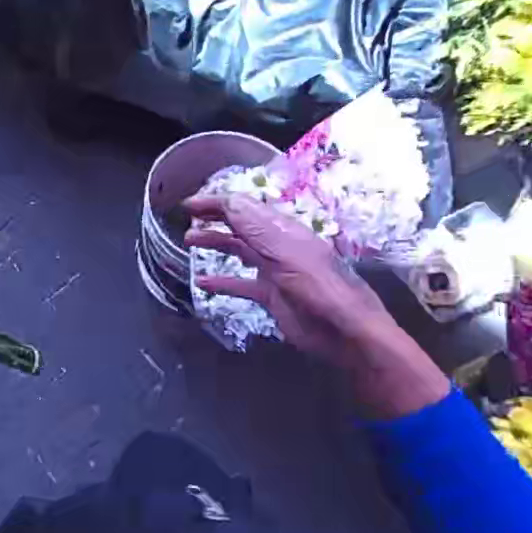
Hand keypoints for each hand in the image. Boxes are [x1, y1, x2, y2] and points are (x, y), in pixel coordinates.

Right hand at [183, 194, 448, 417]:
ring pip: (239, 250)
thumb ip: (256, 228)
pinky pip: (242, 284)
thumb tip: (227, 200)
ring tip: (189, 242)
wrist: (345, 332)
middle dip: (214, 219)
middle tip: (185, 221)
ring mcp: (275, 271)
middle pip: (241, 225)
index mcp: (284, 230)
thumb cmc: (319, 289)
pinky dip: (222, 281)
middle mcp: (278, 245)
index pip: (245, 207)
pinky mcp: (272, 296)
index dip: (217, 203)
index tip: (188, 205)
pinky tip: (202, 282)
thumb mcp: (286, 253)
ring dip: (216, 243)